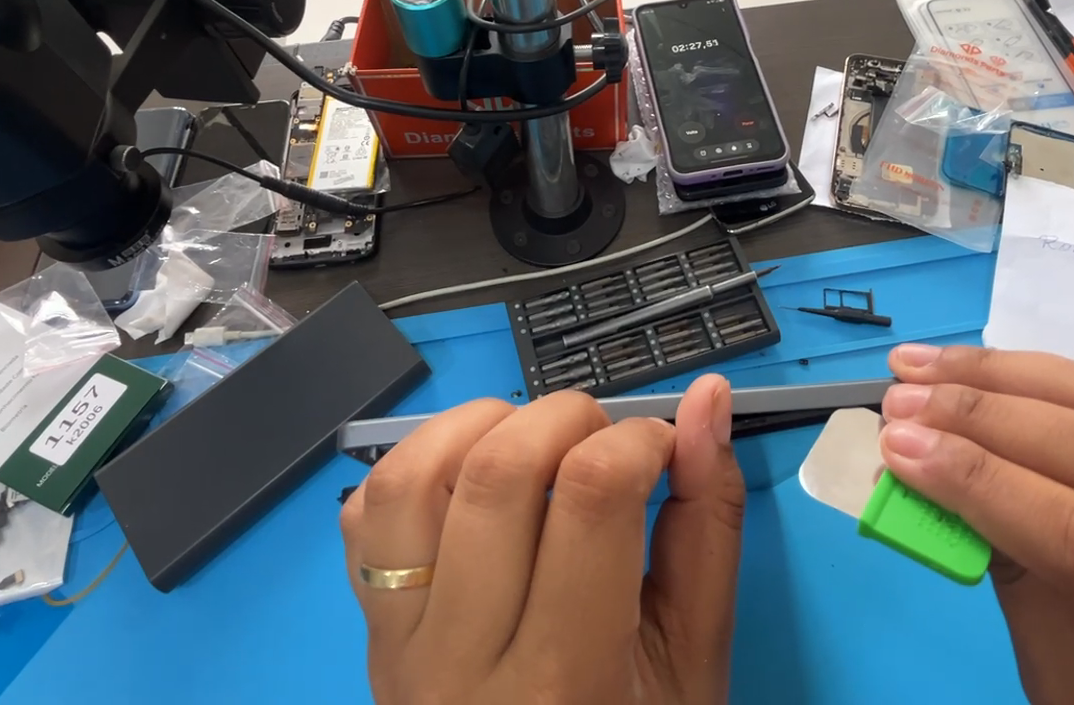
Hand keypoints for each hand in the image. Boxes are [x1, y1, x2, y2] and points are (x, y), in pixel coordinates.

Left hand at [341, 374, 743, 703]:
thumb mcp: (694, 655)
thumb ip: (708, 519)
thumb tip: (707, 397)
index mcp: (568, 679)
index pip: (589, 496)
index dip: (639, 438)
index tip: (662, 449)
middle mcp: (464, 660)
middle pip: (498, 473)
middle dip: (567, 418)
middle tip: (603, 443)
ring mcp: (397, 642)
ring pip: (411, 478)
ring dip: (483, 425)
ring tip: (535, 443)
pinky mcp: (366, 625)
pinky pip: (365, 511)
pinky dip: (423, 459)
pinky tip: (475, 474)